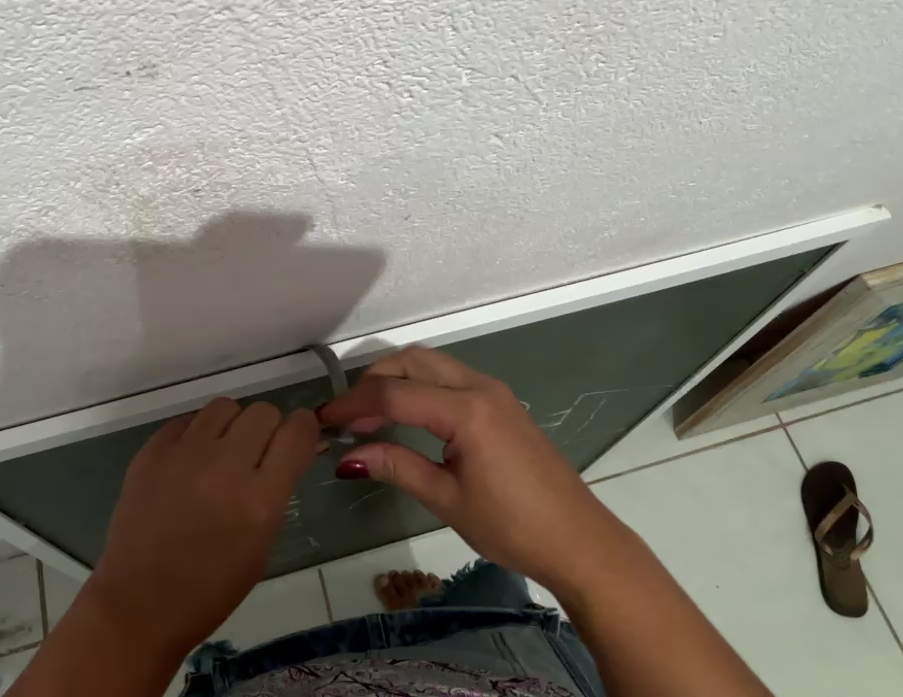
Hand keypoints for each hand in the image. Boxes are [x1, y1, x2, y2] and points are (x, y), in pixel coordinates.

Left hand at [79, 398, 319, 656]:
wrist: (139, 604)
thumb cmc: (210, 589)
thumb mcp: (261, 546)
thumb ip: (277, 490)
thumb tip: (290, 450)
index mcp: (259, 500)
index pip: (297, 432)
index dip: (303, 429)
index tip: (297, 438)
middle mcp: (225, 467)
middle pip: (263, 411)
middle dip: (268, 428)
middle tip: (256, 454)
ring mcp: (184, 455)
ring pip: (225, 406)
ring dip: (232, 425)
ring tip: (221, 452)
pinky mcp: (151, 452)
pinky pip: (187, 420)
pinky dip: (196, 433)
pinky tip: (190, 461)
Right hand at [317, 347, 628, 593]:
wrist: (579, 540)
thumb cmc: (512, 526)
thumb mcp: (447, 500)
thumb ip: (397, 467)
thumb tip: (348, 457)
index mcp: (466, 410)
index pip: (394, 394)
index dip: (353, 405)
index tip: (323, 420)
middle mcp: (479, 387)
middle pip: (412, 362)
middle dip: (373, 381)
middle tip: (347, 416)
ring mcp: (494, 391)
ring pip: (432, 363)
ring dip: (397, 379)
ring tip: (370, 416)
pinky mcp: (501, 403)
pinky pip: (450, 377)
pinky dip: (420, 385)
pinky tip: (407, 416)